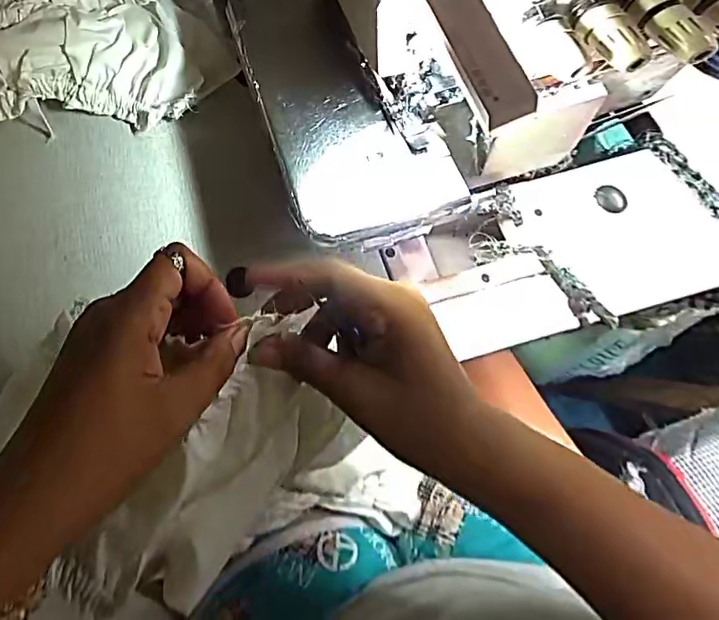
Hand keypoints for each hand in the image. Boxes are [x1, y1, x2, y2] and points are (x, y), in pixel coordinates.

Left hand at [0, 244, 246, 594]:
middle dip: (201, 305)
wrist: (30, 499)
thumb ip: (215, 363)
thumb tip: (238, 334)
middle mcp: (105, 312)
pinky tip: (173, 377)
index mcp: (126, 314)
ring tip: (202, 365)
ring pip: (149, 304)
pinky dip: (160, 340)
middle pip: (164, 279)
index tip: (225, 325)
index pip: (176, 261)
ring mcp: (91, 333)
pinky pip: (131, 327)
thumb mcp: (174, 409)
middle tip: (222, 347)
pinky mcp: (84, 354)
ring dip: (183, 324)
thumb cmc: (104, 454)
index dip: (210, 285)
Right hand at [241, 260, 485, 475]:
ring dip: (316, 320)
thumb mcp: (354, 392)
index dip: (284, 276)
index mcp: (389, 304)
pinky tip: (325, 358)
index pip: (327, 275)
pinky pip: (359, 314)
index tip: (249, 279)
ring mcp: (401, 306)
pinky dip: (336, 331)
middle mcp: (396, 294)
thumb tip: (259, 348)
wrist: (469, 443)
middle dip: (297, 299)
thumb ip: (305, 362)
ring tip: (295, 353)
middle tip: (266, 321)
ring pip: (344, 299)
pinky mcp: (401, 321)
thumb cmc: (418, 421)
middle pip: (335, 283)